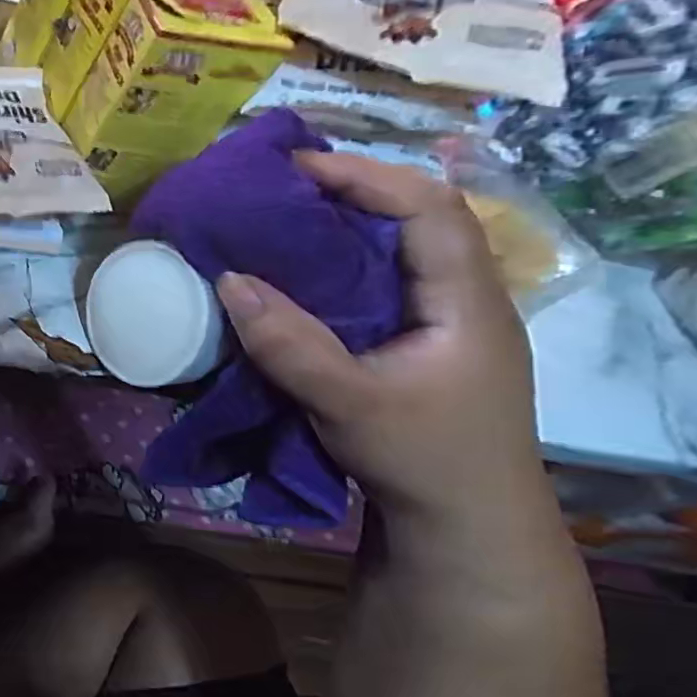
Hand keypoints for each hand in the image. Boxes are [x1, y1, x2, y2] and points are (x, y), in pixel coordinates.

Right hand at [216, 152, 543, 515]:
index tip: (298, 169)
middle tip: (282, 190)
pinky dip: (342, 267)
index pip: (429, 206)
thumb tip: (228, 280)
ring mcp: (446, 320)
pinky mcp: (423, 343)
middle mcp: (464, 296)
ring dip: (345, 229)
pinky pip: (383, 283)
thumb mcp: (350, 404)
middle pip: (416, 217)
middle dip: (350, 192)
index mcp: (467, 299)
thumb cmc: (424, 461)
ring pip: (399, 250)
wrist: (467, 528)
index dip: (367, 175)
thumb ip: (289, 345)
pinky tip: (302, 278)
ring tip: (284, 222)